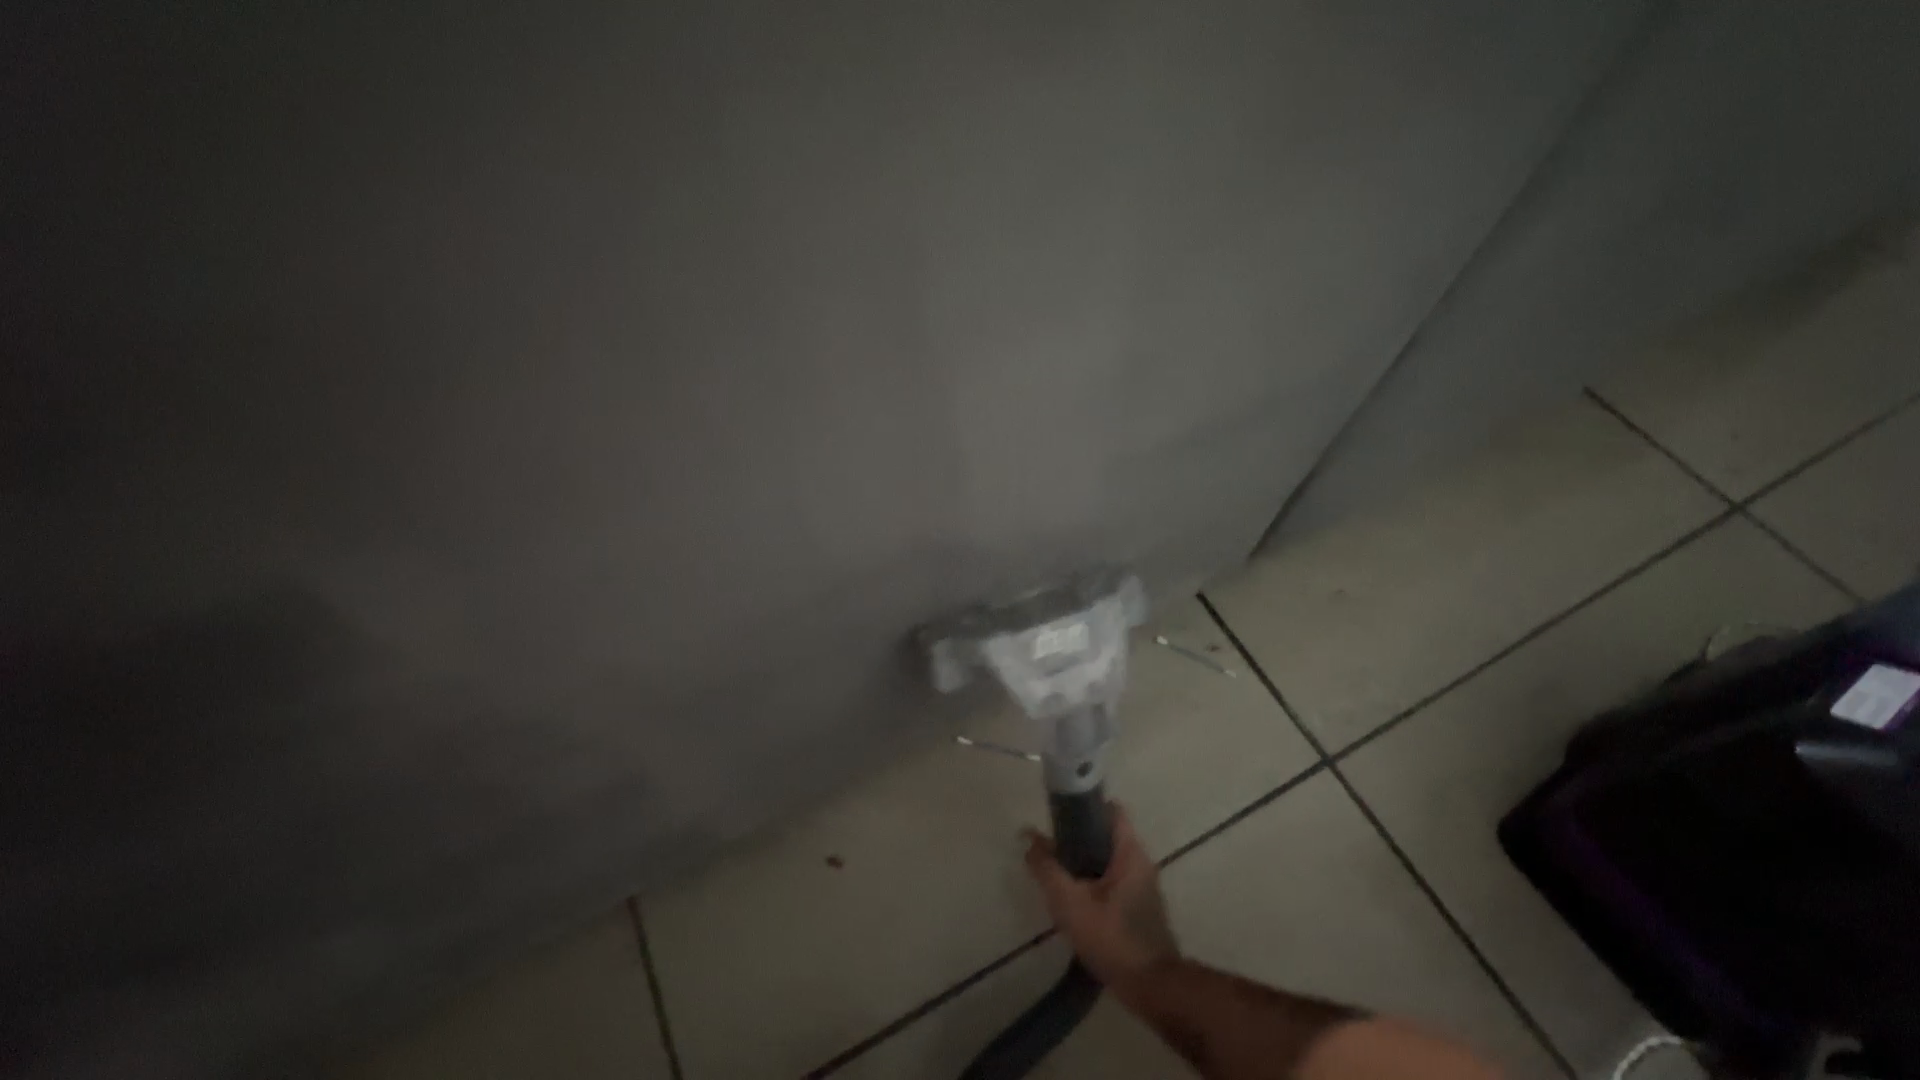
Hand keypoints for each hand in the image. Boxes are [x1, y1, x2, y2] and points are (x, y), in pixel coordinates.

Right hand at [1023, 802, 1179, 994]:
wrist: (1151, 986)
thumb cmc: (1112, 938)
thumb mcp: (1070, 903)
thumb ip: (1047, 869)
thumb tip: (1029, 838)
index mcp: (1130, 853)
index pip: (1111, 810)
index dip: (1084, 806)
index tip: (1058, 815)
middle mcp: (1141, 863)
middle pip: (1106, 835)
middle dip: (1076, 838)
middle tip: (1049, 850)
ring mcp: (1143, 886)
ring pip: (1107, 861)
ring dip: (1082, 864)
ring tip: (1055, 876)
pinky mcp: (1139, 908)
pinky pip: (1112, 882)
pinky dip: (1092, 883)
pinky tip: (1072, 902)